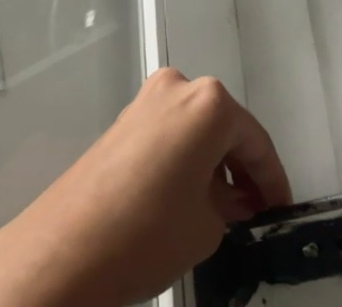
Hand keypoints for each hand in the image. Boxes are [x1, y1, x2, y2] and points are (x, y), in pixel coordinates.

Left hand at [0, 68, 291, 306]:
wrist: (60, 252)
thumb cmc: (145, 234)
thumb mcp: (207, 227)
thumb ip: (230, 207)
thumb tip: (229, 201)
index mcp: (208, 104)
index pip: (256, 142)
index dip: (273, 181)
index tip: (281, 208)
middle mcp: (178, 88)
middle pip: (225, 129)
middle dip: (242, 171)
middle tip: (255, 211)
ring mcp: (144, 102)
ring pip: (195, 131)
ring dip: (212, 166)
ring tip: (222, 212)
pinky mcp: (121, 123)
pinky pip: (168, 136)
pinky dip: (184, 162)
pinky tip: (188, 199)